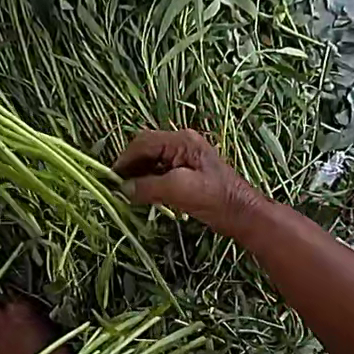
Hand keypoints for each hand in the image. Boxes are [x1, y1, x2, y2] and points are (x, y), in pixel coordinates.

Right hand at [112, 129, 264, 234]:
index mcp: (181, 141)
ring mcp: (184, 157)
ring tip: (128, 193)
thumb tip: (123, 189)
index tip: (111, 178)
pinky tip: (143, 195)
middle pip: (145, 149)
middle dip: (130, 167)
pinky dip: (148, 182)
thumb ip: (149, 186)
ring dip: (138, 176)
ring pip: (151, 161)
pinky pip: (160, 172)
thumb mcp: (179, 190)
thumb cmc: (215, 198)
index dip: (124, 159)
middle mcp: (181, 144)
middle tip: (117, 187)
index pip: (143, 142)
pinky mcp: (186, 172)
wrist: (242, 213)